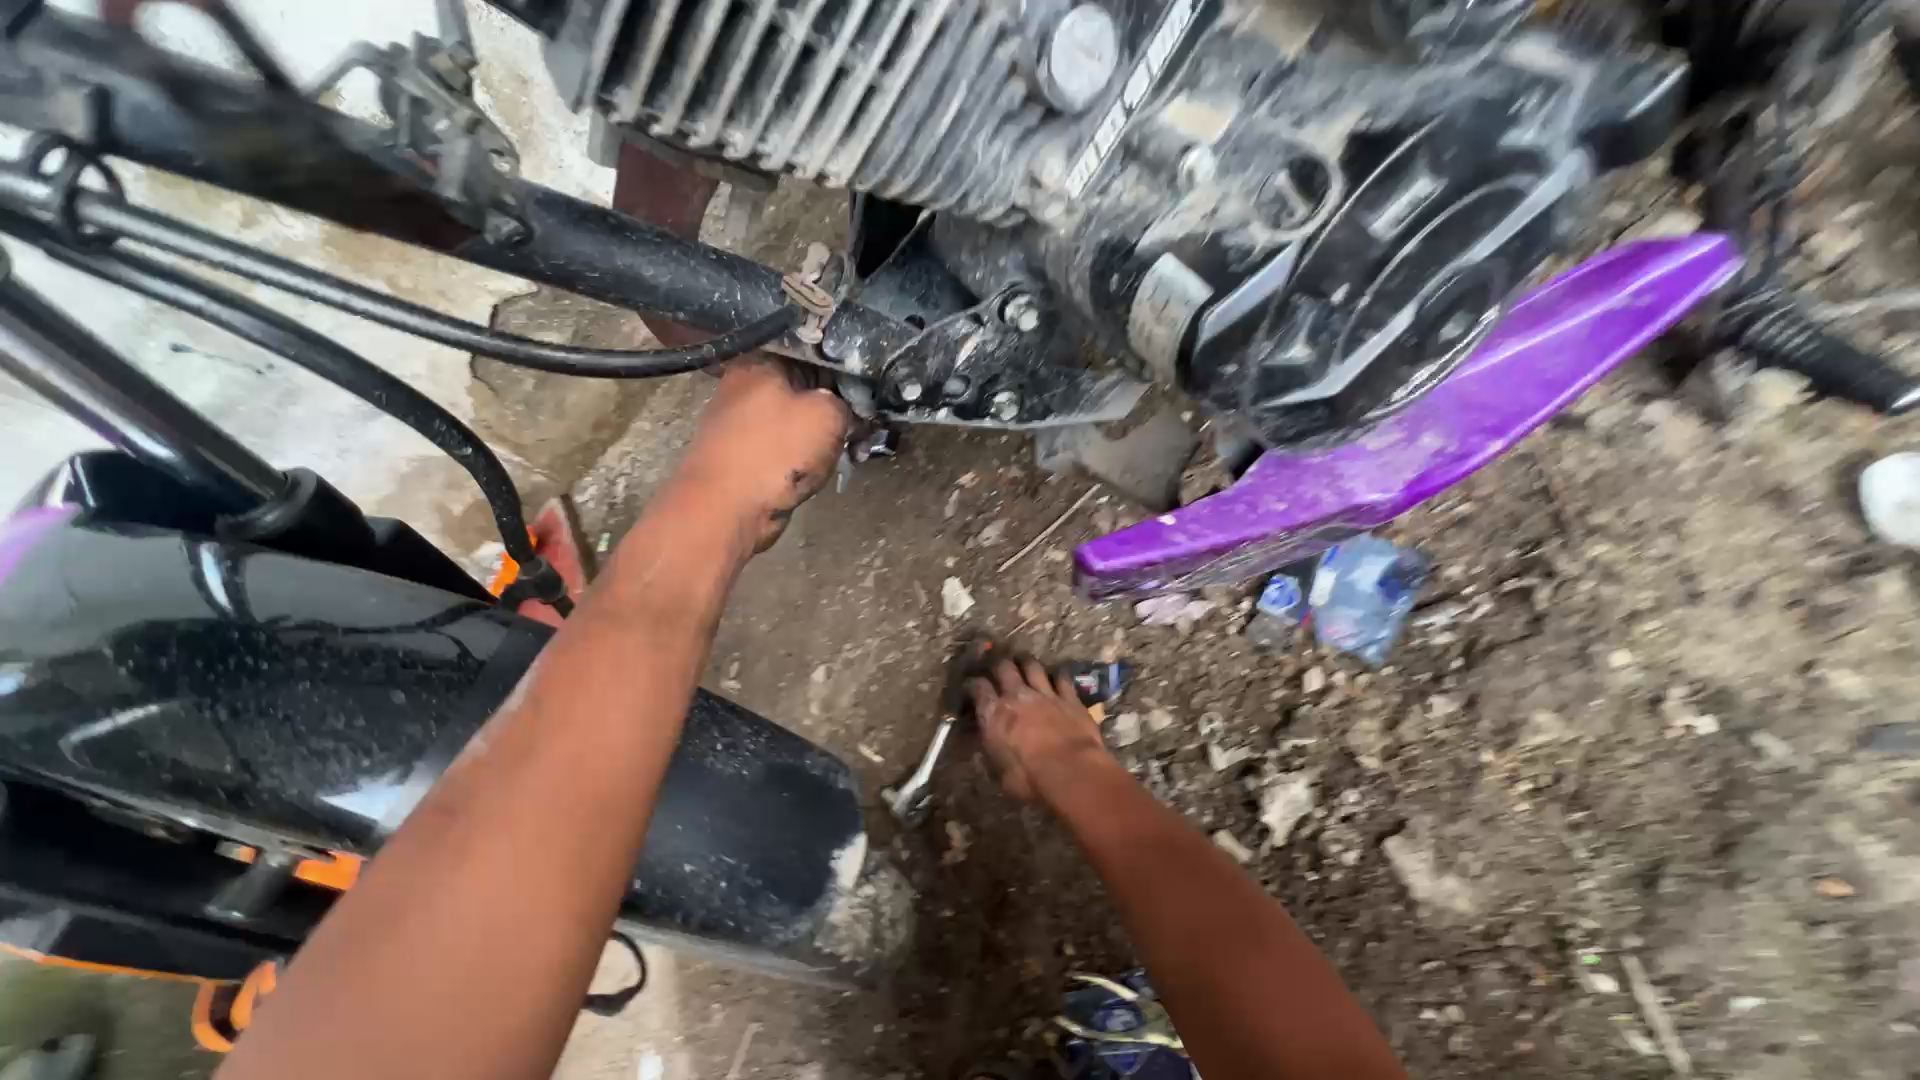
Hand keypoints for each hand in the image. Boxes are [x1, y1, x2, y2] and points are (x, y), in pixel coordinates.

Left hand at [671, 358, 851, 552]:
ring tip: (854, 450)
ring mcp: (745, 422)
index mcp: (761, 362)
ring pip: (799, 419)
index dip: (847, 372)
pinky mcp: (747, 453)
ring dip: (827, 436)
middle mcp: (748, 386)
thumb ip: (846, 402)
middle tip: (865, 425)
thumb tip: (849, 409)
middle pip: (807, 388)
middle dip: (839, 408)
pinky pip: (787, 446)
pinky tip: (830, 466)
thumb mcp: (827, 414)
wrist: (725, 509)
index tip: (869, 392)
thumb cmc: (775, 452)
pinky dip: (808, 455)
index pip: (814, 354)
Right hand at [966, 658, 1114, 802]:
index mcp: (994, 713)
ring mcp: (1045, 693)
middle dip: (998, 666)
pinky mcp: (1069, 697)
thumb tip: (992, 749)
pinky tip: (1057, 676)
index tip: (970, 688)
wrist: (1072, 771)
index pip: (977, 687)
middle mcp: (1016, 695)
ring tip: (1024, 664)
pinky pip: (1061, 677)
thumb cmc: (1030, 779)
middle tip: (997, 670)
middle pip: (1003, 667)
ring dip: (1025, 663)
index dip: (972, 685)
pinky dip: (1057, 675)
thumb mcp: (1001, 773)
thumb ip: (995, 753)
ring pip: (1032, 666)